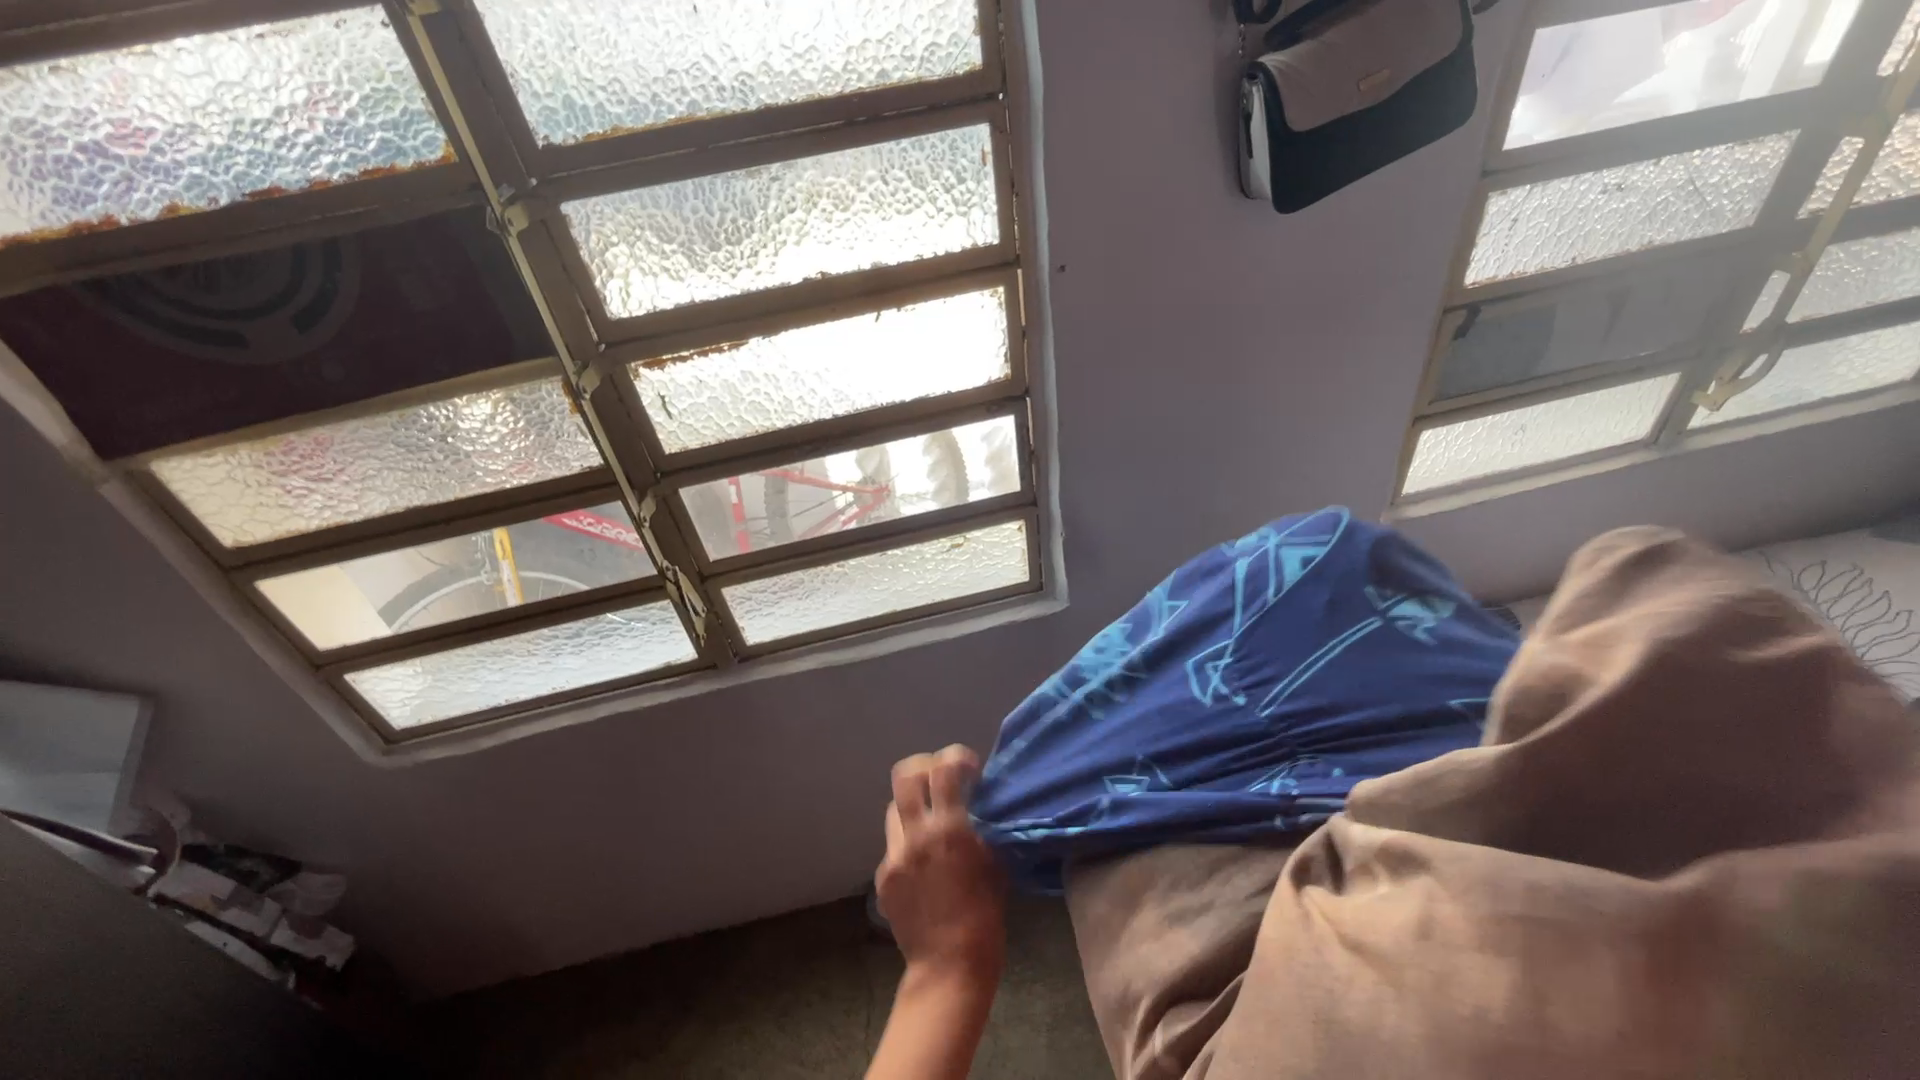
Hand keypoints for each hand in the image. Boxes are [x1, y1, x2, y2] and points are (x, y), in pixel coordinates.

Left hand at [876, 745, 1006, 985]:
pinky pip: (893, 847)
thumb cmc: (985, 917)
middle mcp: (915, 836)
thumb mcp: (994, 865)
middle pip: (905, 777)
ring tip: (931, 824)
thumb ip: (979, 831)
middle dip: (923, 768)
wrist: (949, 965)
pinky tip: (924, 868)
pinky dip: (908, 846)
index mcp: (949, 830)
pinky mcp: (883, 877)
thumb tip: (974, 810)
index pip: (943, 770)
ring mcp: (893, 856)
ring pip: (895, 811)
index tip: (969, 766)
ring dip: (914, 809)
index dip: (955, 757)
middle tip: (939, 778)